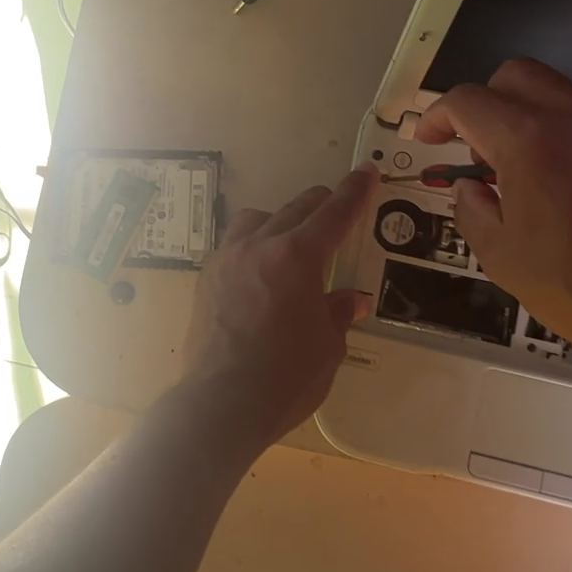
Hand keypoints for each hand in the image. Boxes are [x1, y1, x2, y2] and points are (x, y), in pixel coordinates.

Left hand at [181, 169, 375, 448]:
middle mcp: (258, 245)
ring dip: (278, 221)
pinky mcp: (205, 279)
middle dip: (321, 205)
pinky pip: (232, 246)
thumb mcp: (328, 345)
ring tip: (289, 243)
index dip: (354, 191)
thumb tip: (350, 298)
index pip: (334, 213)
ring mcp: (226, 259)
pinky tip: (257, 273)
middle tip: (335, 211)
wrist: (223, 400)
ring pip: (256, 219)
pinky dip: (251, 247)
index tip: (366, 171)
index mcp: (297, 256)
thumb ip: (337, 312)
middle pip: (295, 209)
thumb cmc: (287, 375)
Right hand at [414, 59, 571, 368]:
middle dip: (482, 103)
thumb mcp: (503, 258)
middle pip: (515, 76)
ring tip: (519, 173)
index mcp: (530, 141)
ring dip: (525, 117)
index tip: (427, 140)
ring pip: (558, 93)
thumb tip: (471, 189)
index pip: (468, 101)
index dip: (436, 117)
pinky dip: (564, 134)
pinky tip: (564, 186)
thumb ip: (473, 211)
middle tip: (474, 150)